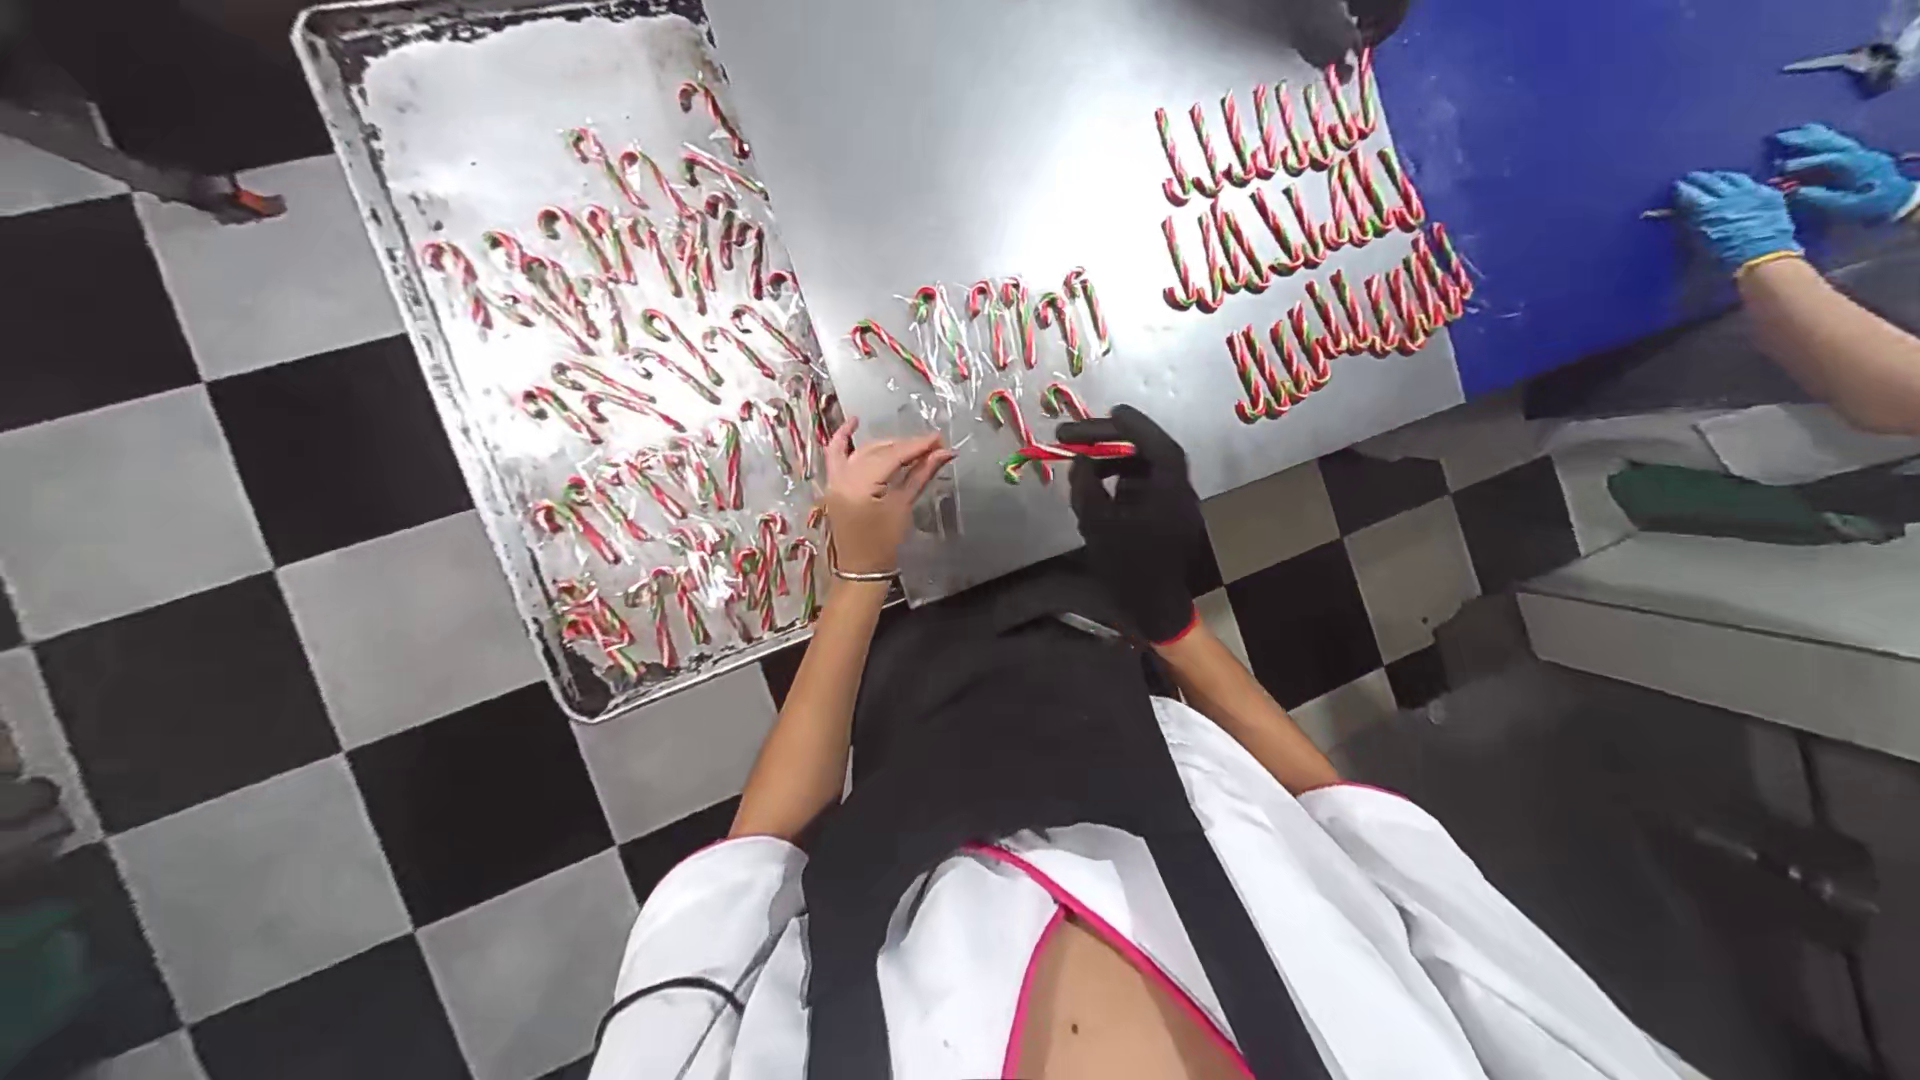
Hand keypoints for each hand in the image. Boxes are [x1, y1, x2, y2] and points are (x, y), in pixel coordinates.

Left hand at [822, 417, 952, 575]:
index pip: (892, 456)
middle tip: (932, 445)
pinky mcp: (833, 484)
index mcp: (859, 486)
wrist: (861, 569)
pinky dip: (843, 438)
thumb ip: (920, 475)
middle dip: (905, 446)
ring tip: (911, 445)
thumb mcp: (903, 507)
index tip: (939, 440)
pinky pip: (836, 455)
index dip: (917, 446)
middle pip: (878, 451)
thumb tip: (944, 453)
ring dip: (886, 445)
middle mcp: (842, 478)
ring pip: (862, 451)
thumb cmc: (884, 543)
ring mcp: (834, 480)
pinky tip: (853, 422)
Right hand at [1056, 405, 1204, 643]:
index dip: (1130, 424)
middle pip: (1143, 452)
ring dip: (1108, 461)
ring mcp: (1170, 505)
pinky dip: (1115, 482)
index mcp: (1169, 487)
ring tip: (1077, 464)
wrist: (1153, 607)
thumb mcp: (1098, 523)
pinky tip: (1091, 489)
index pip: (1154, 443)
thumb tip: (1079, 461)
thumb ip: (1086, 486)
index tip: (1108, 410)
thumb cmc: (1129, 566)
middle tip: (1070, 435)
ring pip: (1139, 469)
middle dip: (1107, 440)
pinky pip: (1138, 488)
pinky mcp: (1161, 518)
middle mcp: (1175, 490)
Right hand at [1673, 170, 1801, 275]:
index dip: (1681, 190)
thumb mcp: (1695, 244)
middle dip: (1699, 179)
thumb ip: (1688, 225)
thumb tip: (1680, 214)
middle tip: (1690, 178)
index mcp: (1707, 209)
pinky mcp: (1769, 196)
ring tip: (1712, 177)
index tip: (1675, 188)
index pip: (1690, 193)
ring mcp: (1752, 193)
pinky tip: (1736, 183)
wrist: (1762, 258)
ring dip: (1719, 177)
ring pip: (1733, 178)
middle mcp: (1729, 196)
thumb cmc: (1721, 258)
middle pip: (1712, 181)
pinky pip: (1752, 183)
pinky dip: (1739, 181)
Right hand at [1775, 122, 1918, 225]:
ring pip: (1835, 140)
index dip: (1803, 163)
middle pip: (1831, 143)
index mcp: (1858, 167)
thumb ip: (1820, 199)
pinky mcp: (1859, 158)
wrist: (1901, 202)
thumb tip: (1791, 192)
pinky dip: (1821, 138)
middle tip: (1778, 136)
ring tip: (1791, 132)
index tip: (1778, 169)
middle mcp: (1860, 155)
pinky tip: (1810, 136)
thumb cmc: (1872, 208)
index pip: (1828, 160)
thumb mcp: (1847, 207)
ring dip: (1812, 135)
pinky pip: (1837, 144)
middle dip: (1804, 139)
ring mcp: (1862, 154)